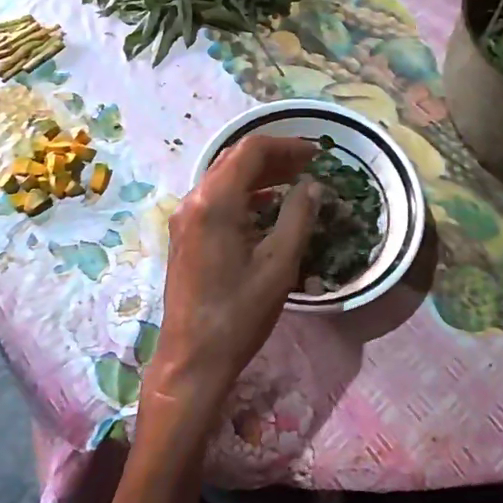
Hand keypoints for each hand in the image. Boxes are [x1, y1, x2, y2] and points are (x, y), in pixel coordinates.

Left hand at [147, 136, 321, 404]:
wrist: (192, 356)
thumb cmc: (239, 312)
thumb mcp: (279, 264)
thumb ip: (298, 216)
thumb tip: (313, 185)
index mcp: (214, 201)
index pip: (250, 150)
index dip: (287, 146)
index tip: (317, 153)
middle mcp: (193, 200)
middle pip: (234, 160)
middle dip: (273, 157)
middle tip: (309, 166)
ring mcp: (184, 218)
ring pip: (224, 179)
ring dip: (259, 175)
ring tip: (296, 182)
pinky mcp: (184, 235)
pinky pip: (215, 200)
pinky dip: (243, 195)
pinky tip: (268, 208)